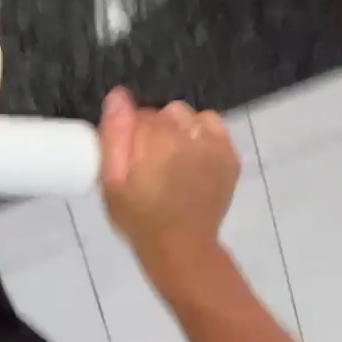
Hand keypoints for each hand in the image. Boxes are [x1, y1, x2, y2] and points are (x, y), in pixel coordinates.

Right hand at [98, 87, 240, 259]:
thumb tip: (118, 95)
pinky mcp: (230, 156)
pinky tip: (192, 157)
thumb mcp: (112, 181)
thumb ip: (114, 135)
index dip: (128, 133)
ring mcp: (214, 145)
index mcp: (156, 138)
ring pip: (187, 116)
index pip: (137, 113)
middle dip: (152, 130)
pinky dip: (201, 134)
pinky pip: (212, 125)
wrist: (181, 247)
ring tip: (171, 159)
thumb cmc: (138, 216)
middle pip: (163, 113)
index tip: (128, 157)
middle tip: (147, 162)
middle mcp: (189, 135)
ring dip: (177, 130)